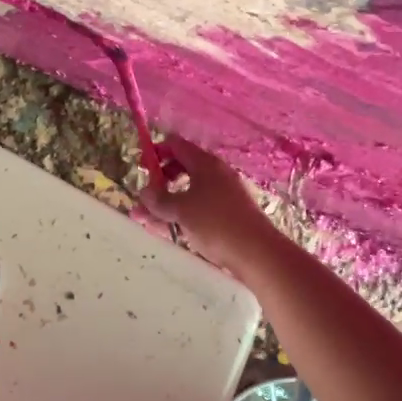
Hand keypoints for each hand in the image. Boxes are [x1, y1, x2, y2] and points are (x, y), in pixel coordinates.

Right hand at [138, 138, 282, 274]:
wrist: (259, 255)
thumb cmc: (216, 224)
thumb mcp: (181, 210)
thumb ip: (158, 199)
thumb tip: (144, 192)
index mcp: (205, 164)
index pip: (176, 145)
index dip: (156, 152)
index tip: (142, 169)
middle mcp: (216, 175)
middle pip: (181, 168)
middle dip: (159, 182)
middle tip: (145, 196)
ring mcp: (225, 196)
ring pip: (189, 193)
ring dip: (167, 203)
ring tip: (146, 220)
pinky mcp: (230, 216)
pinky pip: (199, 209)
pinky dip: (182, 215)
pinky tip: (167, 231)